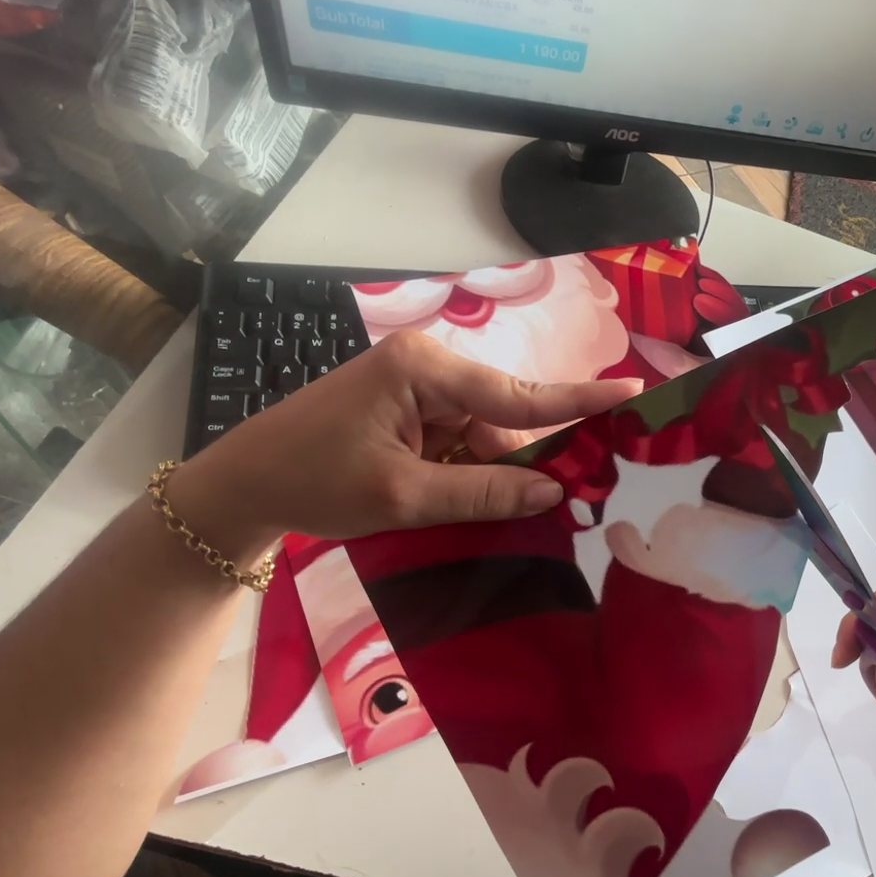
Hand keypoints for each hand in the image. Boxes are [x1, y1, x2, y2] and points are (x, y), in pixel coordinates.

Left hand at [167, 330, 639, 557]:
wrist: (243, 485)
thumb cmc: (315, 479)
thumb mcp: (403, 494)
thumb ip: (482, 491)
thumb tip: (555, 491)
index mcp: (425, 369)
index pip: (518, 394)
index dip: (579, 401)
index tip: (632, 393)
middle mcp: (428, 368)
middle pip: (503, 418)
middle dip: (519, 461)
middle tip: (554, 502)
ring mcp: (417, 389)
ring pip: (483, 436)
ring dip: (486, 474)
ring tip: (464, 508)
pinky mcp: (408, 412)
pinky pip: (459, 443)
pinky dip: (464, 472)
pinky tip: (449, 499)